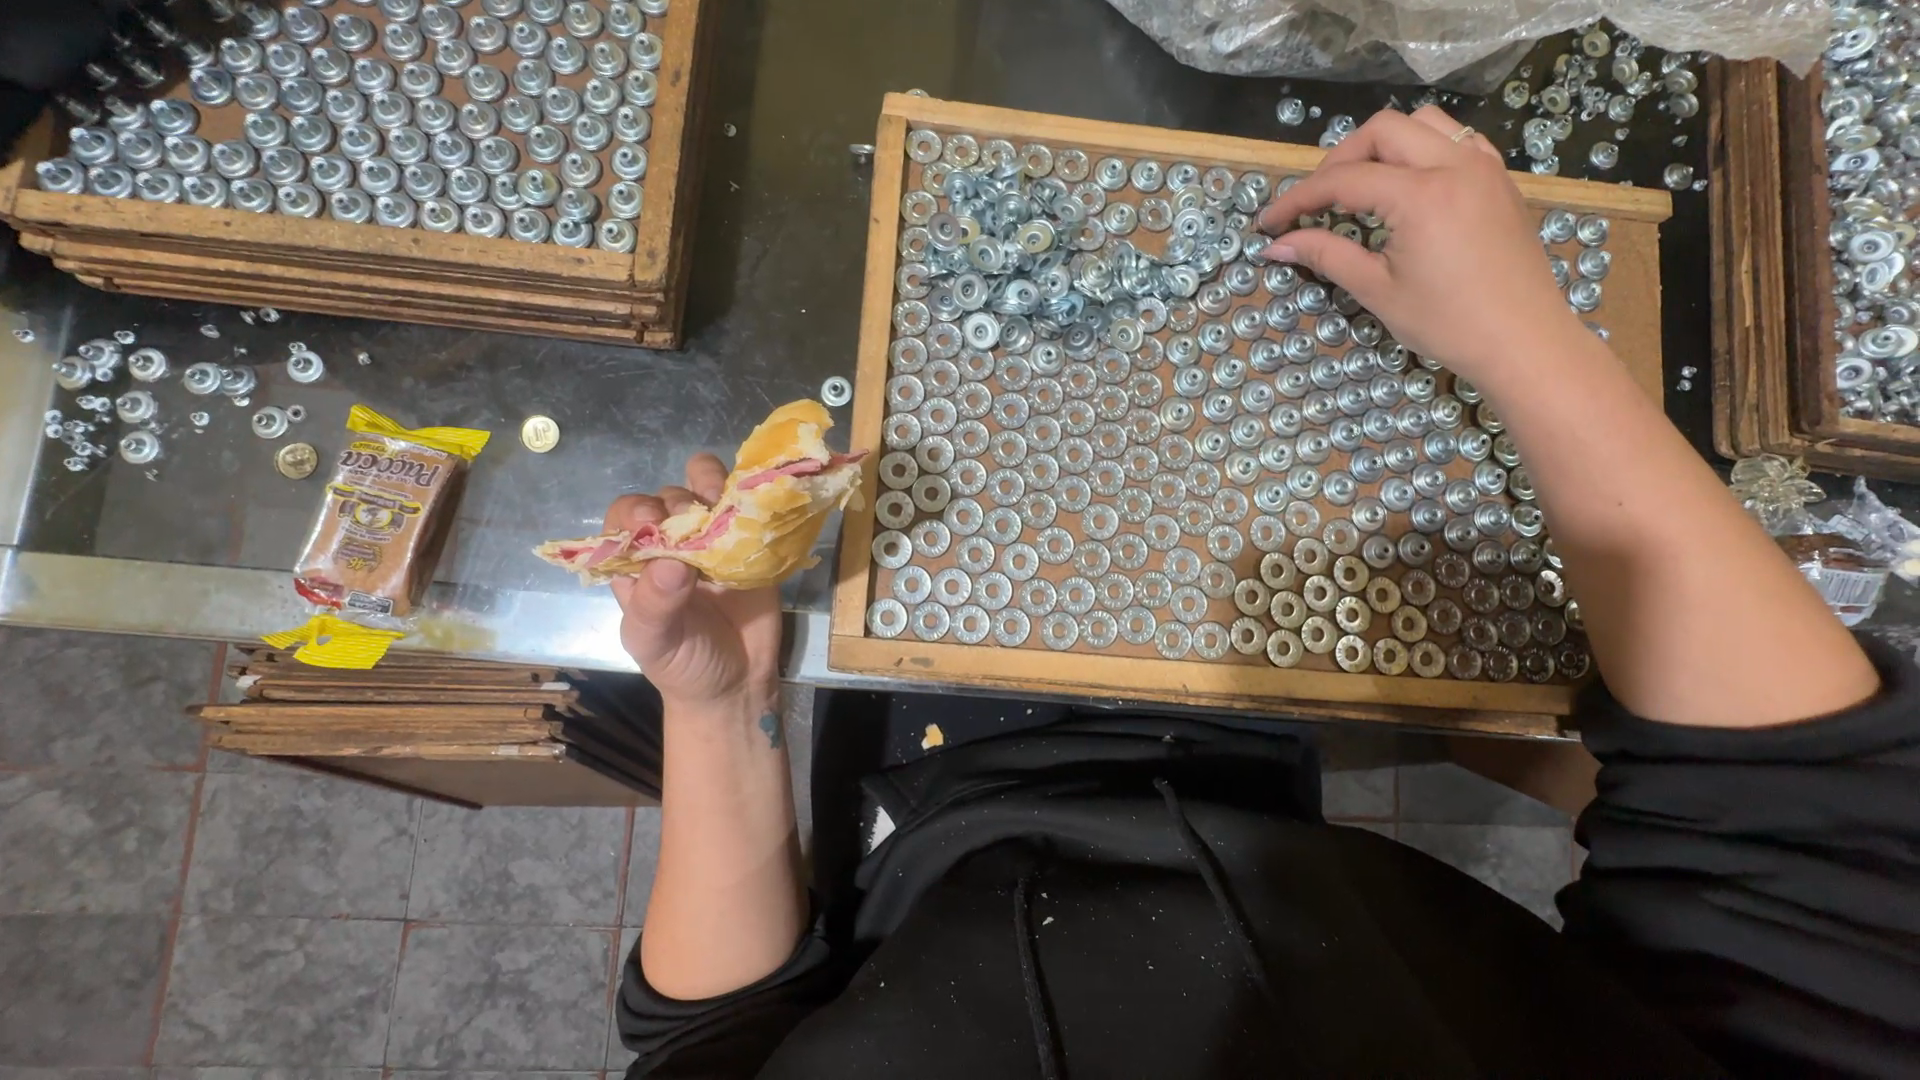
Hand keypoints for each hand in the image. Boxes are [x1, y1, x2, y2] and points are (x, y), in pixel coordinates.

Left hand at [605, 454, 781, 714]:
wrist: (739, 686)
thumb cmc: (684, 666)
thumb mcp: (655, 643)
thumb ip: (654, 604)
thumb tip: (671, 561)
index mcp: (636, 563)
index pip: (625, 517)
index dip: (635, 511)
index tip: (651, 520)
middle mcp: (672, 543)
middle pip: (667, 496)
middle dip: (679, 502)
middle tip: (695, 525)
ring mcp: (714, 540)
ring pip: (706, 489)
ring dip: (713, 486)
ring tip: (725, 510)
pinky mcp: (751, 543)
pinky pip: (748, 507)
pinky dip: (750, 497)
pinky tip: (753, 510)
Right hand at [1256, 106, 1587, 385]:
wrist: (1522, 338)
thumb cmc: (1446, 322)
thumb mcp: (1377, 290)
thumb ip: (1326, 256)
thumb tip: (1277, 245)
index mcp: (1421, 195)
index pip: (1344, 180)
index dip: (1298, 199)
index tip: (1270, 223)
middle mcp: (1454, 165)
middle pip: (1381, 131)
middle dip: (1337, 161)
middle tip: (1312, 202)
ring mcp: (1482, 167)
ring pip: (1422, 124)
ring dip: (1380, 146)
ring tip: (1356, 186)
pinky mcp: (1497, 179)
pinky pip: (1454, 140)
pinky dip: (1419, 150)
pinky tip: (1404, 185)